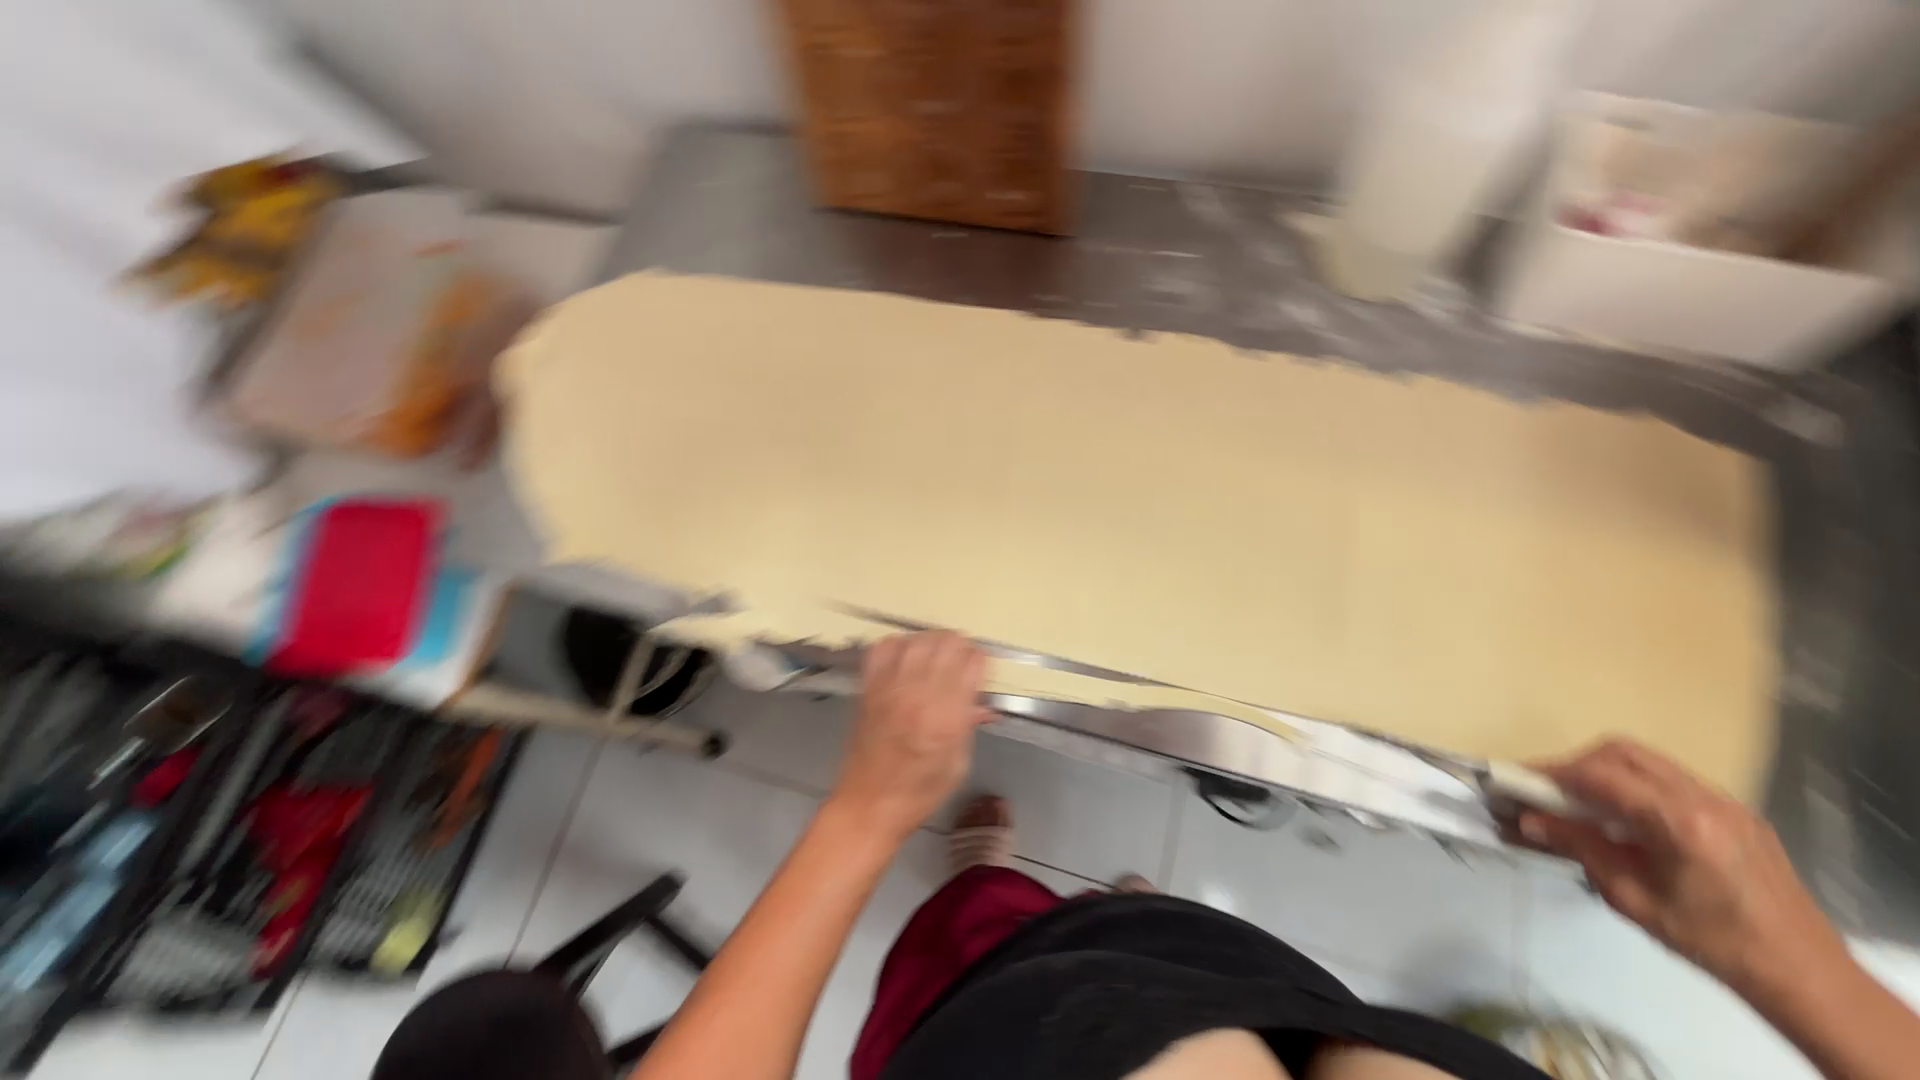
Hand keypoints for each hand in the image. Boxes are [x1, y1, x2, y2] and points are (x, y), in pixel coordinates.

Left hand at [828, 631, 989, 840]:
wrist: (868, 806)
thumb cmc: (918, 793)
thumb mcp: (958, 764)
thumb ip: (969, 725)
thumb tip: (982, 704)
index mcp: (947, 718)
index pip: (972, 663)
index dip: (980, 662)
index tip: (980, 671)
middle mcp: (919, 696)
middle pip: (946, 642)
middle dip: (960, 647)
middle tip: (961, 661)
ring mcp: (890, 688)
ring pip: (917, 639)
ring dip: (932, 641)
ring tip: (936, 657)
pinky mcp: (869, 688)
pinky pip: (883, 647)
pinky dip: (898, 645)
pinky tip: (906, 659)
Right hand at [1521, 738, 1846, 997]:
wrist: (1799, 971)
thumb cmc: (1708, 940)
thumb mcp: (1631, 897)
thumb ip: (1579, 848)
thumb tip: (1529, 820)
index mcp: (1679, 822)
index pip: (1600, 775)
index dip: (1552, 772)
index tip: (1517, 781)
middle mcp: (1704, 798)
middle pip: (1623, 753)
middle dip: (1577, 764)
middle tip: (1549, 791)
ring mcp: (1726, 801)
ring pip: (1649, 761)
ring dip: (1607, 771)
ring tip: (1583, 802)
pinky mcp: (1737, 812)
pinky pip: (1673, 779)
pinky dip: (1637, 785)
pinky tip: (1627, 819)